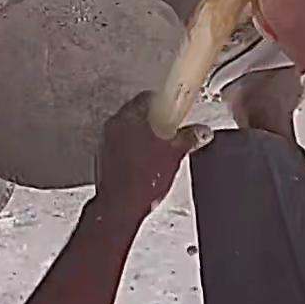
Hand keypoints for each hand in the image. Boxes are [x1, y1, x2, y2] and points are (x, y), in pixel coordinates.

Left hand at [93, 92, 210, 222]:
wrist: (120, 206)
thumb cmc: (142, 180)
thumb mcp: (173, 155)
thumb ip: (188, 138)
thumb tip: (202, 132)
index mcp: (129, 116)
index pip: (147, 97)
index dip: (164, 103)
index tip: (173, 111)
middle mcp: (114, 123)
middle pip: (137, 111)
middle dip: (154, 120)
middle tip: (169, 131)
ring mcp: (105, 138)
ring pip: (128, 127)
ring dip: (142, 133)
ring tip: (158, 148)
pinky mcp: (102, 153)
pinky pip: (120, 141)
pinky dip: (132, 146)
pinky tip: (144, 160)